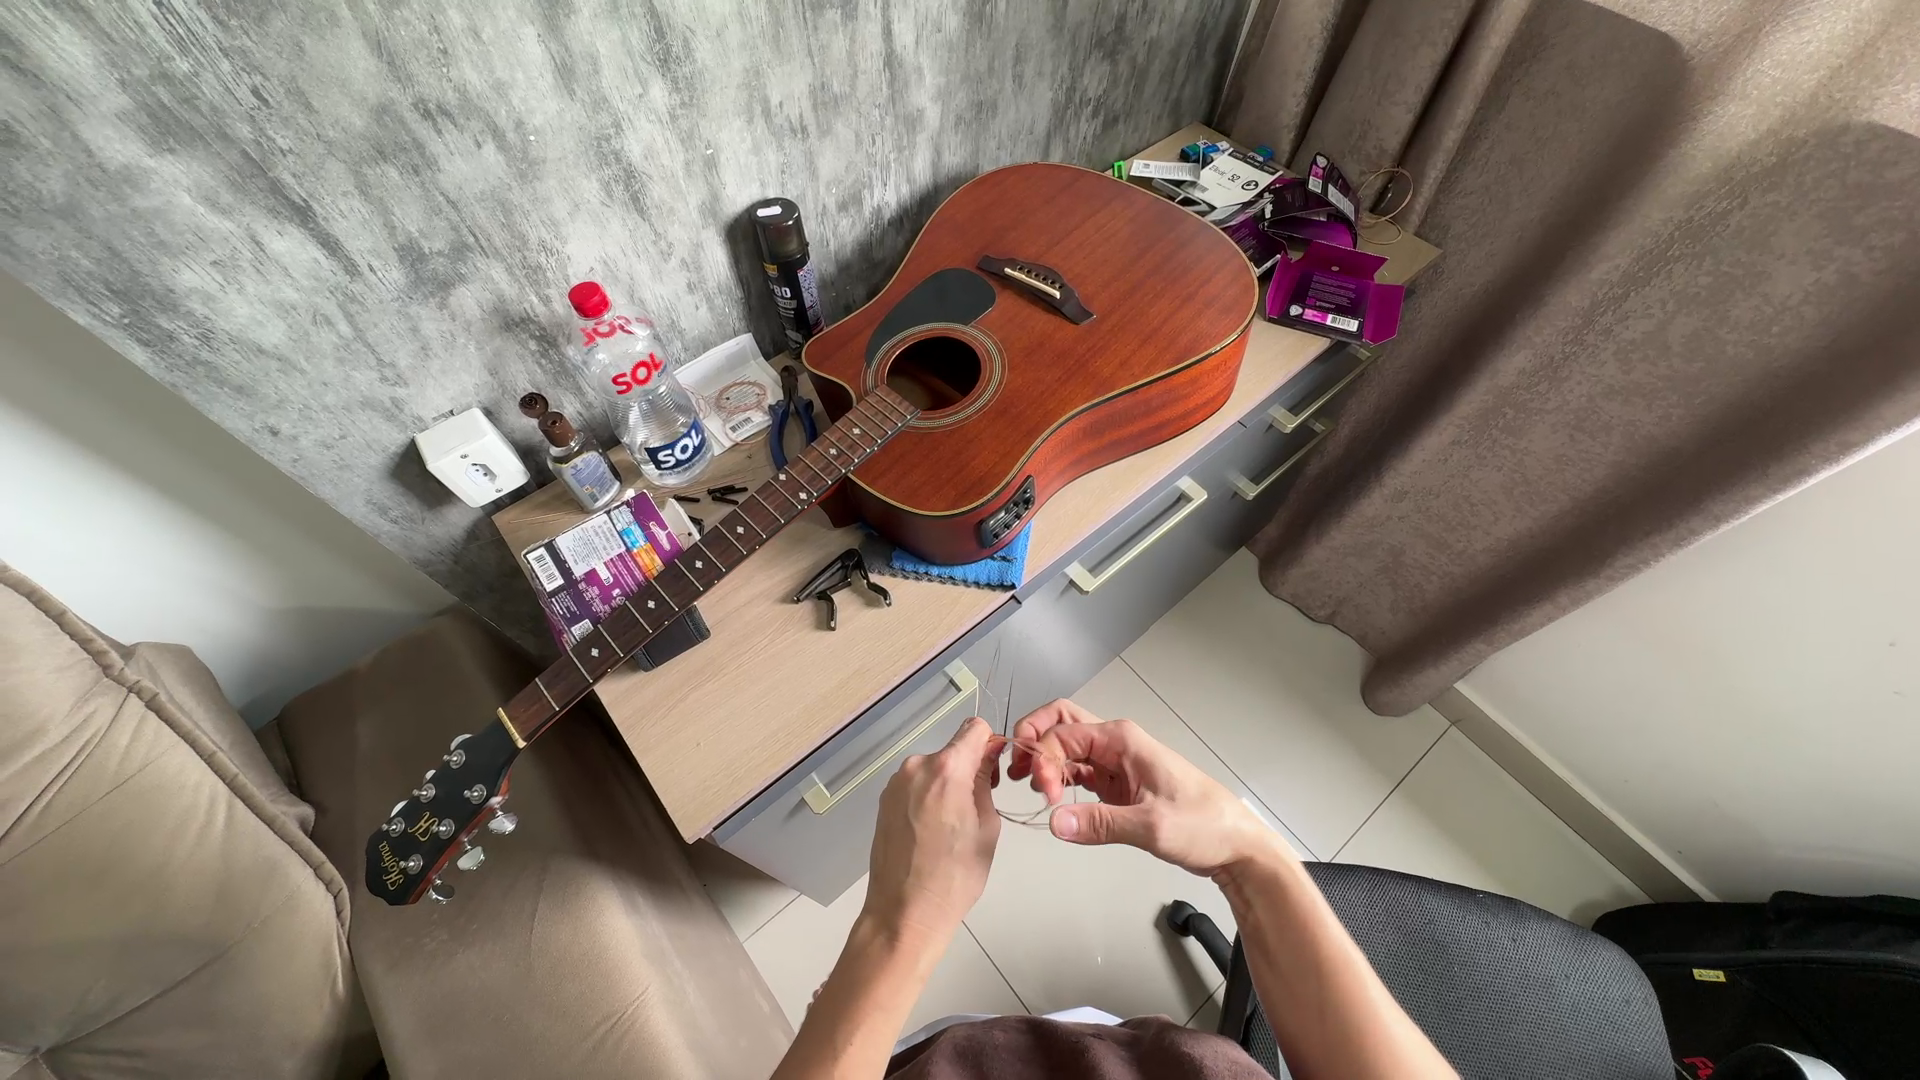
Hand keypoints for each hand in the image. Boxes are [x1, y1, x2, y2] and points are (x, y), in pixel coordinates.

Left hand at [861, 717, 1002, 945]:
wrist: (903, 913)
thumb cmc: (954, 877)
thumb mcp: (986, 827)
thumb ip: (986, 781)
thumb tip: (988, 755)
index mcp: (946, 768)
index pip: (975, 728)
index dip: (989, 744)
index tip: (993, 771)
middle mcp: (916, 766)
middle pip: (953, 751)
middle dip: (968, 770)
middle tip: (975, 810)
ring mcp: (896, 782)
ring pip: (934, 769)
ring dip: (946, 785)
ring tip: (950, 827)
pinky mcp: (884, 800)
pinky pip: (916, 785)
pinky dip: (928, 797)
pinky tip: (930, 831)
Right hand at [1008, 699, 1282, 876]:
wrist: (1235, 845)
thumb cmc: (1203, 826)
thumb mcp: (1151, 827)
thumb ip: (1100, 824)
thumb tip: (1054, 822)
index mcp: (1121, 739)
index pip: (1063, 734)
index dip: (1044, 759)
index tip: (1046, 795)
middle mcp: (1115, 743)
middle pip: (1061, 723)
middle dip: (1034, 740)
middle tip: (1016, 771)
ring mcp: (1116, 762)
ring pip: (1067, 746)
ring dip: (1045, 761)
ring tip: (1032, 789)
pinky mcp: (1117, 783)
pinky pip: (1080, 770)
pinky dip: (1060, 778)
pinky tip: (1052, 798)